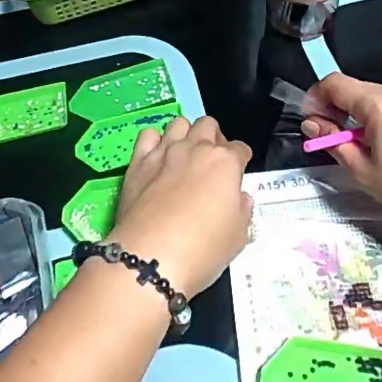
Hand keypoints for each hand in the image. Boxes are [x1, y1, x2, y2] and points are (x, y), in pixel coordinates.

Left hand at [109, 115, 252, 297]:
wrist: (151, 258)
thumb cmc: (203, 248)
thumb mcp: (238, 236)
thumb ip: (243, 211)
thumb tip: (239, 198)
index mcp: (226, 162)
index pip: (240, 149)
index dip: (242, 160)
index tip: (238, 173)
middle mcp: (197, 148)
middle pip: (208, 125)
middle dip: (214, 138)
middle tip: (212, 162)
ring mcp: (165, 152)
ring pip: (179, 123)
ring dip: (186, 134)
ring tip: (184, 156)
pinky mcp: (138, 162)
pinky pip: (148, 135)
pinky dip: (155, 141)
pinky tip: (157, 158)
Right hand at [300, 74, 381, 238]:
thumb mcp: (363, 172)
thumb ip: (334, 142)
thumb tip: (313, 124)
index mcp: (380, 102)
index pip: (334, 83)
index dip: (315, 99)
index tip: (313, 124)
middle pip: (357, 90)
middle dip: (339, 110)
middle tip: (336, 142)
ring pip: (380, 98)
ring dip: (364, 116)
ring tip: (370, 151)